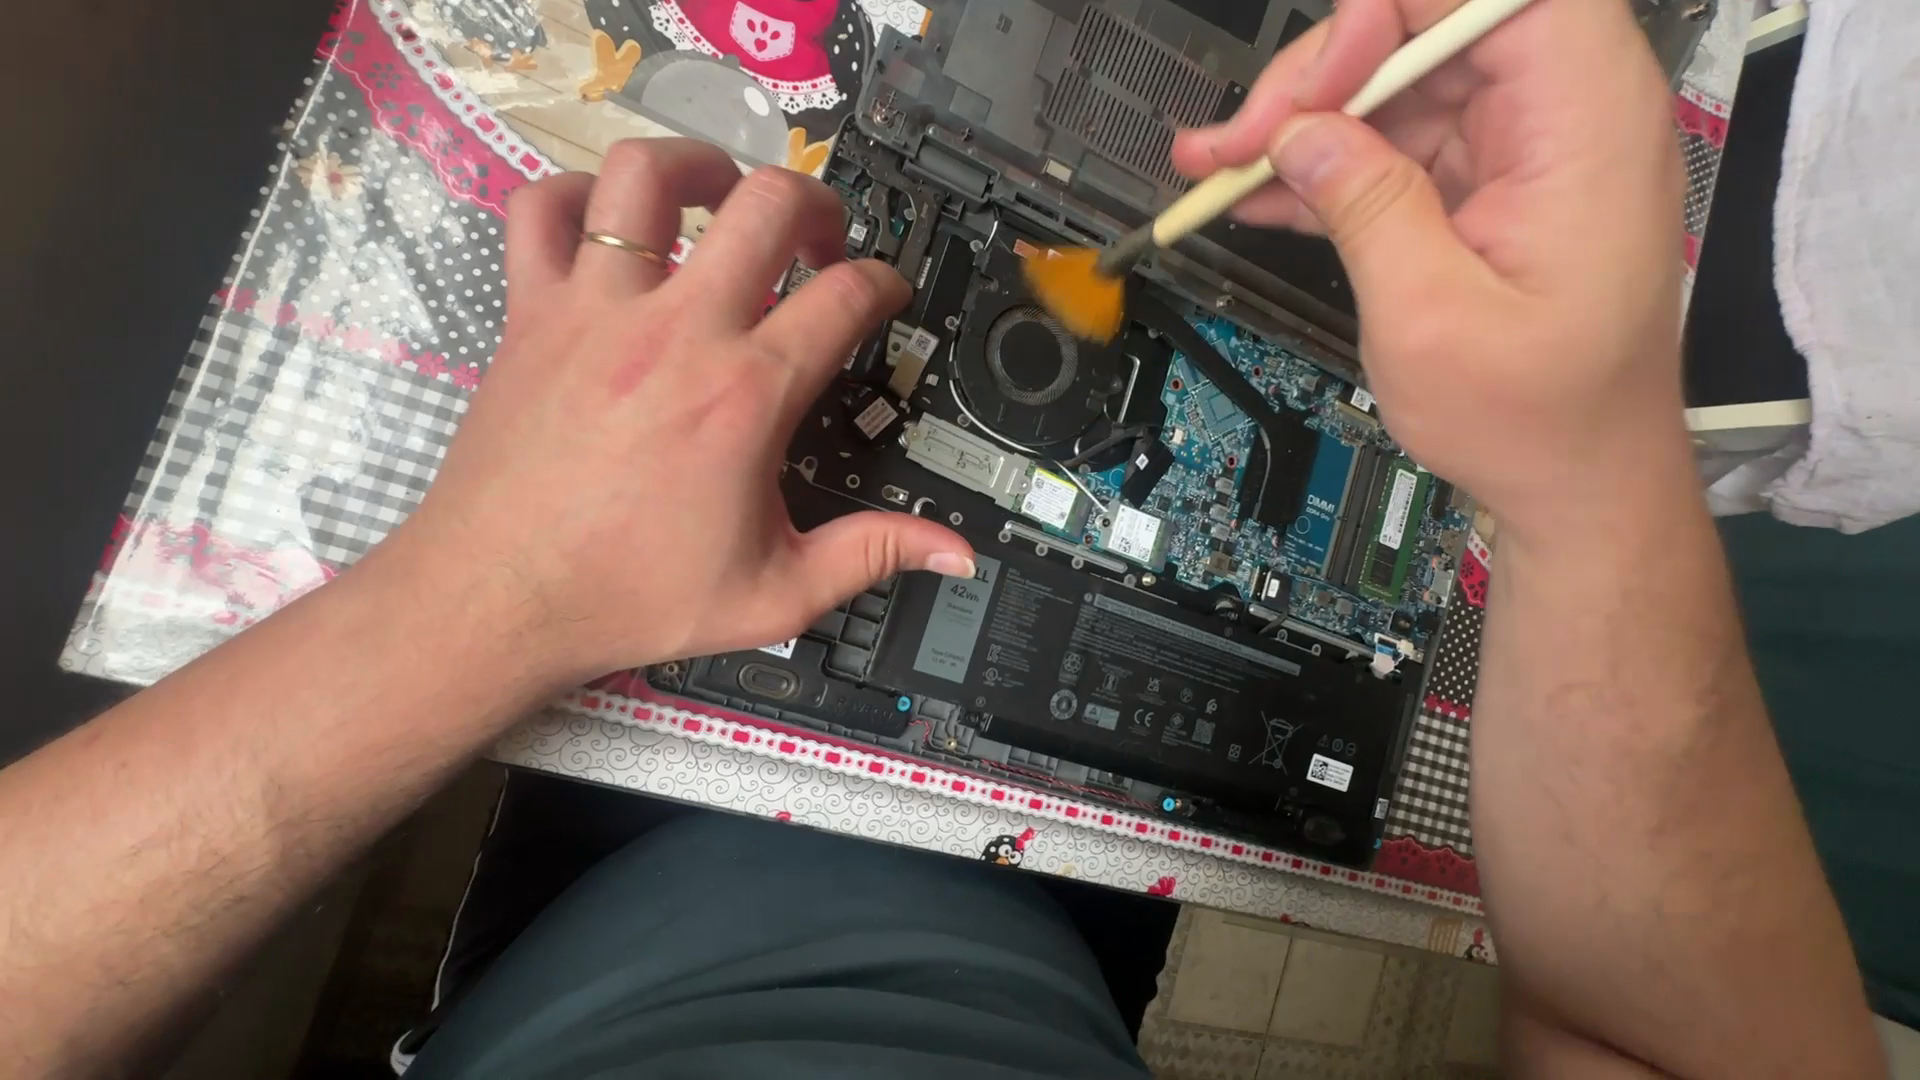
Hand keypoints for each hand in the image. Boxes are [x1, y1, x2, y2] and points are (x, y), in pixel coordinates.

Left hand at [391, 138, 973, 684]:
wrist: (500, 601)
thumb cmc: (634, 597)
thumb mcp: (778, 593)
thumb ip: (874, 556)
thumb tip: (955, 554)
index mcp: (747, 396)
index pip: (844, 298)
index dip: (883, 284)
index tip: (886, 294)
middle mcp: (677, 332)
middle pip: (765, 205)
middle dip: (815, 205)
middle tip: (822, 239)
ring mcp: (597, 311)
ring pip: (647, 176)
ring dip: (701, 168)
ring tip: (724, 198)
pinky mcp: (532, 314)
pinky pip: (542, 210)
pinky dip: (579, 197)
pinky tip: (609, 226)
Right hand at [1172, 0, 1688, 539]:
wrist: (1567, 475)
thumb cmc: (1526, 414)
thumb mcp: (1429, 317)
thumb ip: (1367, 209)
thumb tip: (1300, 136)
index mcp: (1580, 121)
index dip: (1381, 21)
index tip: (1301, 103)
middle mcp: (1555, 115)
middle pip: (1424, 37)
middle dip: (1315, 84)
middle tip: (1226, 148)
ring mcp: (1511, 154)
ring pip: (1391, 96)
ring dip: (1298, 131)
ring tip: (1210, 169)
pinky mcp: (1475, 194)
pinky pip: (1387, 156)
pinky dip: (1319, 176)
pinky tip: (1254, 196)